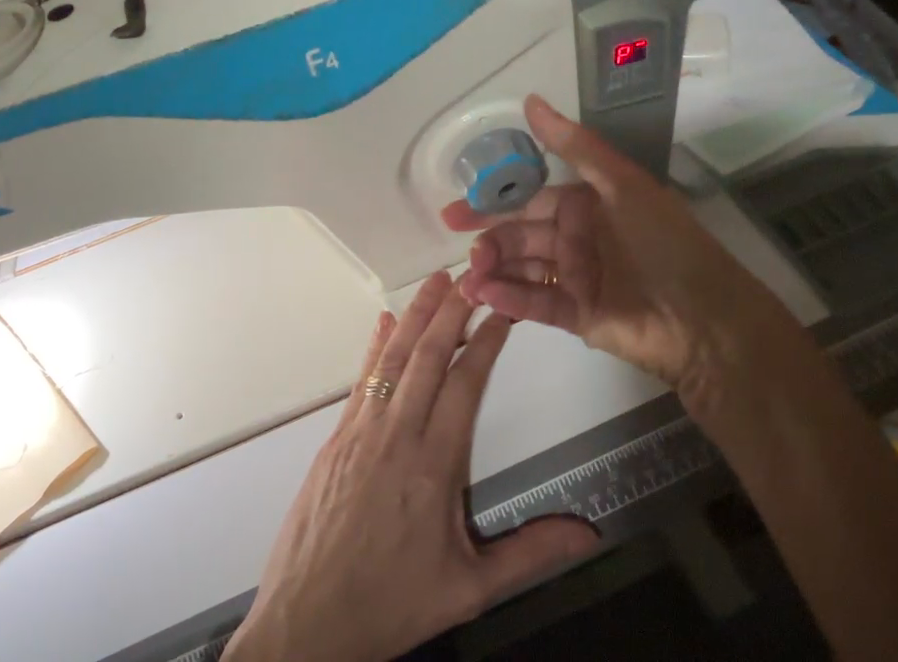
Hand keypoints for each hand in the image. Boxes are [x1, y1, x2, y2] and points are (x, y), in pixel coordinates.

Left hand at [222, 272, 599, 661]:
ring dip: (414, 318)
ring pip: (392, 362)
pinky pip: (361, 384)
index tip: (501, 307)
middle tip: (470, 272)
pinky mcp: (334, 443)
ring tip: (434, 282)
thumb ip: (530, 553)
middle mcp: (396, 437)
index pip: (465, 385)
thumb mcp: (470, 588)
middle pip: (427, 359)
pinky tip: (383, 325)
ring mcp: (359, 435)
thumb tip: (590, 532)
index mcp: (433, 465)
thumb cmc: (391, 604)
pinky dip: (375, 349)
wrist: (307, 623)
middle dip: (451, 311)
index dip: (485, 341)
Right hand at [442, 96, 777, 399]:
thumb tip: (530, 100)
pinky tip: (487, 295)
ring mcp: (577, 278)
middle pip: (522, 234)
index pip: (532, 197)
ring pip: (524, 269)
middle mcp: (579, 238)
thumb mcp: (623, 185)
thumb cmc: (666, 242)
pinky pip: (537, 304)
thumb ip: (576, 147)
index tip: (458, 203)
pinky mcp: (578, 315)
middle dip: (489, 237)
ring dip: (494, 270)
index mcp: (589, 204)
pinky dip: (511, 300)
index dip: (495, 199)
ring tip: (469, 277)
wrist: (704, 317)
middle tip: (457, 242)